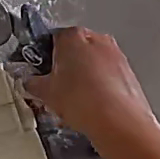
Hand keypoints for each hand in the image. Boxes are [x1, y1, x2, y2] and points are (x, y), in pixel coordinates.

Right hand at [22, 27, 159, 140]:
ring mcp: (115, 55)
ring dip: (83, 76)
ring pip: (93, 62)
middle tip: (56, 86)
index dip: (44, 56)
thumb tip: (30, 83)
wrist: (118, 122)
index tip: (40, 70)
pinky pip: (108, 76)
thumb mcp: (45, 93)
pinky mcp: (129, 72)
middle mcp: (97, 40)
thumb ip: (33, 83)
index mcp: (73, 36)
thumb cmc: (83, 100)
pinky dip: (100, 87)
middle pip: (75, 49)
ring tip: (75, 100)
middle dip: (65, 66)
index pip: (52, 38)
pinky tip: (92, 105)